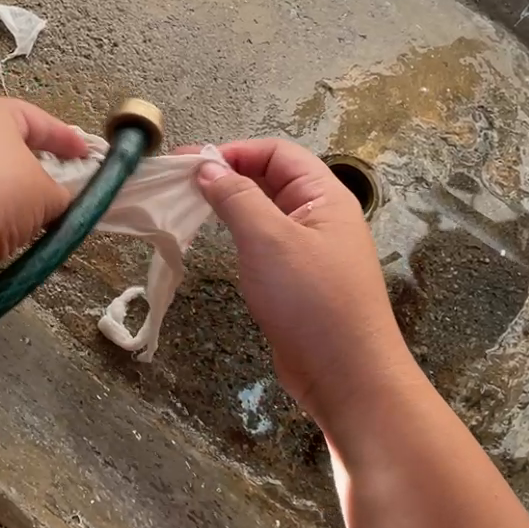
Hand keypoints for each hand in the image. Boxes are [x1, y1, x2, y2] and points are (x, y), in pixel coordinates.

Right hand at [195, 139, 408, 431]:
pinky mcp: (298, 279)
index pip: (277, 153)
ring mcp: (310, 249)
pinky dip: (239, 234)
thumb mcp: (268, 240)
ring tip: (192, 209)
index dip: (234, 151)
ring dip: (231, 204)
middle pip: (271, 178)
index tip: (191, 164)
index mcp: (325, 196)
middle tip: (182, 184)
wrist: (346, 376)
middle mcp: (321, 216)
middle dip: (228, 175)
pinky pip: (265, 242)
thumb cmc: (311, 301)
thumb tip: (206, 166)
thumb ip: (236, 197)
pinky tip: (217, 243)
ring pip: (266, 211)